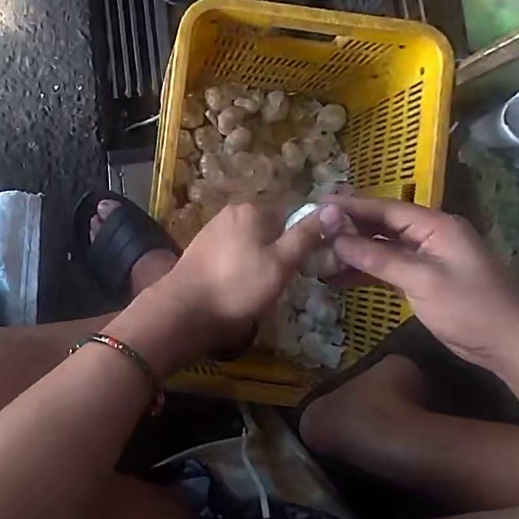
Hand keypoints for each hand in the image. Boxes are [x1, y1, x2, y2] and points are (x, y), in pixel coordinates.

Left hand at [130, 202, 340, 365]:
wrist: (184, 309)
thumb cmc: (238, 286)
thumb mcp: (281, 263)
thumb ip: (307, 236)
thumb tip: (335, 208)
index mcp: (251, 209)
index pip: (292, 216)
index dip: (302, 242)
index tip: (304, 267)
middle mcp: (230, 212)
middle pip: (270, 229)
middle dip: (279, 253)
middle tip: (280, 281)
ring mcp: (212, 229)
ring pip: (251, 243)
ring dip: (259, 262)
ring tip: (258, 289)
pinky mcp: (200, 249)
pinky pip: (232, 253)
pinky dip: (240, 268)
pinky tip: (238, 288)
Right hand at [325, 195, 518, 371]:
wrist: (512, 345)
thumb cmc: (472, 308)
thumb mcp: (422, 280)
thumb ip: (378, 259)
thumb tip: (337, 239)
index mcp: (435, 226)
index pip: (385, 208)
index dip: (351, 206)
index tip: (318, 205)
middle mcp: (429, 236)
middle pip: (381, 225)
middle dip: (347, 228)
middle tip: (312, 230)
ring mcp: (427, 258)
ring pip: (381, 247)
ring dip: (353, 251)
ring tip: (318, 255)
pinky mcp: (424, 279)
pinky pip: (387, 267)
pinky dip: (365, 270)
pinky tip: (339, 277)